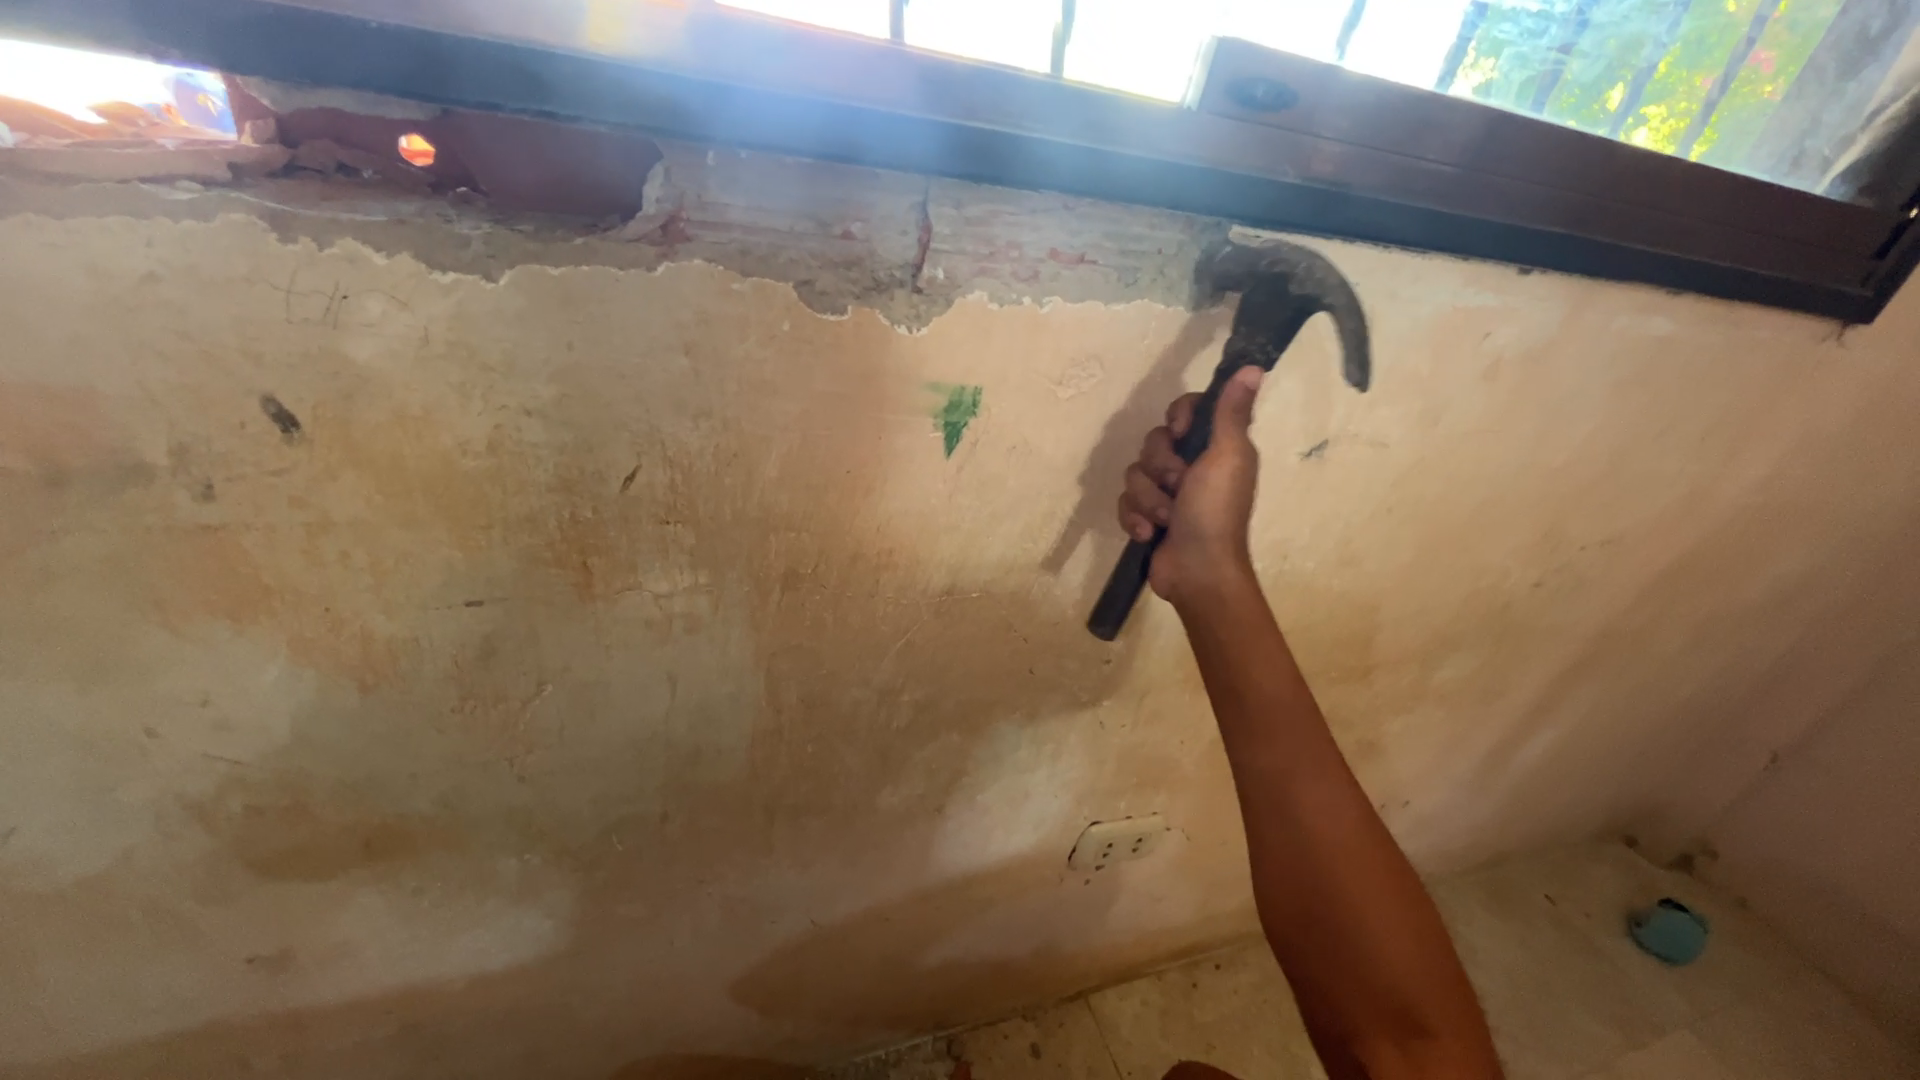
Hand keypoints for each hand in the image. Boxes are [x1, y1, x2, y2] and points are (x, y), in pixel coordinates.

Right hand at [1117, 365, 1263, 605]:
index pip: (1185, 410)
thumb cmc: (1216, 511)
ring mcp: (1166, 493)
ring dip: (1148, 500)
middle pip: (1153, 442)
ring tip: (1166, 519)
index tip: (1181, 435)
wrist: (1197, 570)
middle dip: (1159, 469)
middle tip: (1178, 488)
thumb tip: (1254, 367)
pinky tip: (1150, 535)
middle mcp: (1191, 466)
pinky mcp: (1147, 516)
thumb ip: (1232, 413)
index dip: (1177, 419)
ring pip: (1135, 474)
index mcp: (1216, 447)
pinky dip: (1135, 519)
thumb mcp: (1228, 456)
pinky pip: (1125, 502)